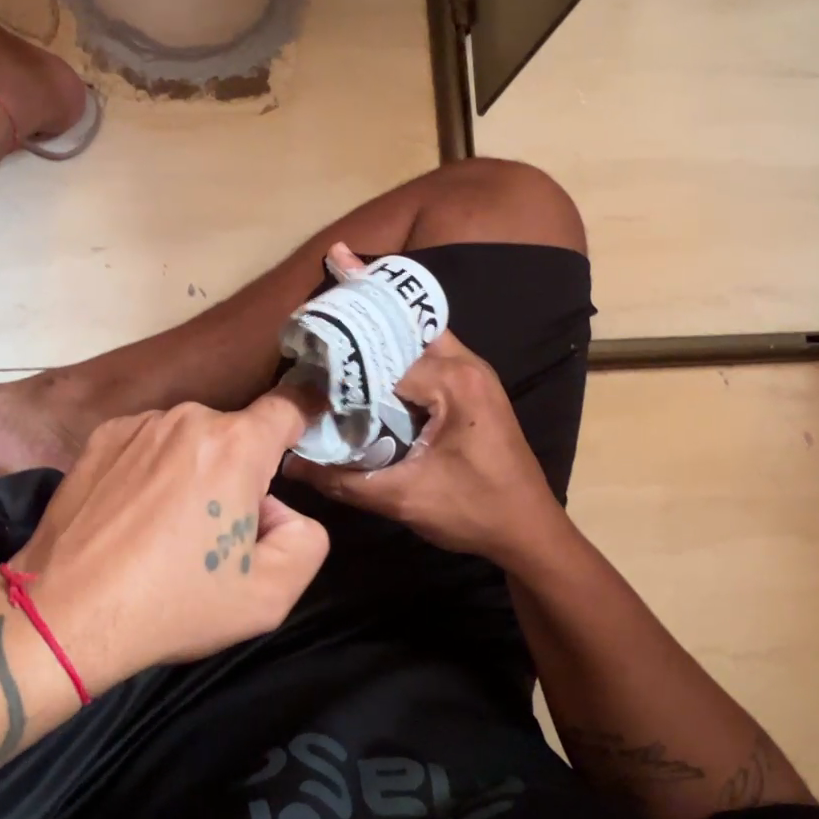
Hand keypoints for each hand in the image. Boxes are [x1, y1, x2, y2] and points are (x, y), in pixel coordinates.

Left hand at [11, 392, 330, 690]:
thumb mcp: (270, 594)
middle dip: (240, 472)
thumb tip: (277, 509)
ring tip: (166, 528)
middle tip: (218, 531)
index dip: (303, 423)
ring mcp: (138, 425)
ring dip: (194, 470)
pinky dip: (152, 469)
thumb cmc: (173, 605)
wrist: (65, 614)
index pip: (289, 407)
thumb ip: (306, 538)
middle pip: (236, 435)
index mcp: (235, 445)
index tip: (299, 447)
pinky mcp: (100, 438)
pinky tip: (132, 515)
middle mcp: (187, 418)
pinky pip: (148, 444)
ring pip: (190, 440)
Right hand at [284, 265, 568, 561]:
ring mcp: (473, 372)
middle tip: (325, 288)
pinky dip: (397, 345)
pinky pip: (427, 352)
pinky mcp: (472, 386)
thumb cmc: (475, 512)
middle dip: (364, 307)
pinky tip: (368, 351)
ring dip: (382, 322)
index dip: (341, 352)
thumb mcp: (404, 499)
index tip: (302, 342)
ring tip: (339, 306)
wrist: (529, 531)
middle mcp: (466, 364)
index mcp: (455, 382)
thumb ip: (344, 479)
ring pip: (417, 334)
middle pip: (404, 324)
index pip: (384, 354)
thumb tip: (290, 463)